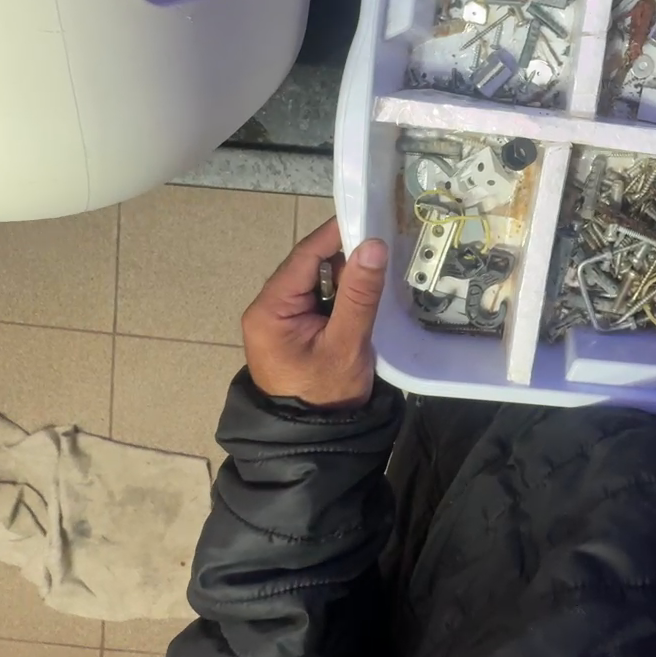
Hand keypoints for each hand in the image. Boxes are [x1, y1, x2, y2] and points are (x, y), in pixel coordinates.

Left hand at [240, 218, 388, 408]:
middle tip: (385, 245)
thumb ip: (359, 294)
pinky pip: (321, 296)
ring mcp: (283, 317)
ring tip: (381, 265)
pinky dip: (344, 291)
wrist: (316, 438)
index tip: (371, 218)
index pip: (304, 256)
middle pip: (311, 264)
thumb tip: (373, 245)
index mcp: (270, 308)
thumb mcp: (346, 342)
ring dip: (347, 274)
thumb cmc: (326, 393)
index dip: (336, 234)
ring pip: (318, 279)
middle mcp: (270, 306)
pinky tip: (367, 289)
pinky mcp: (298, 326)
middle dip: (346, 255)